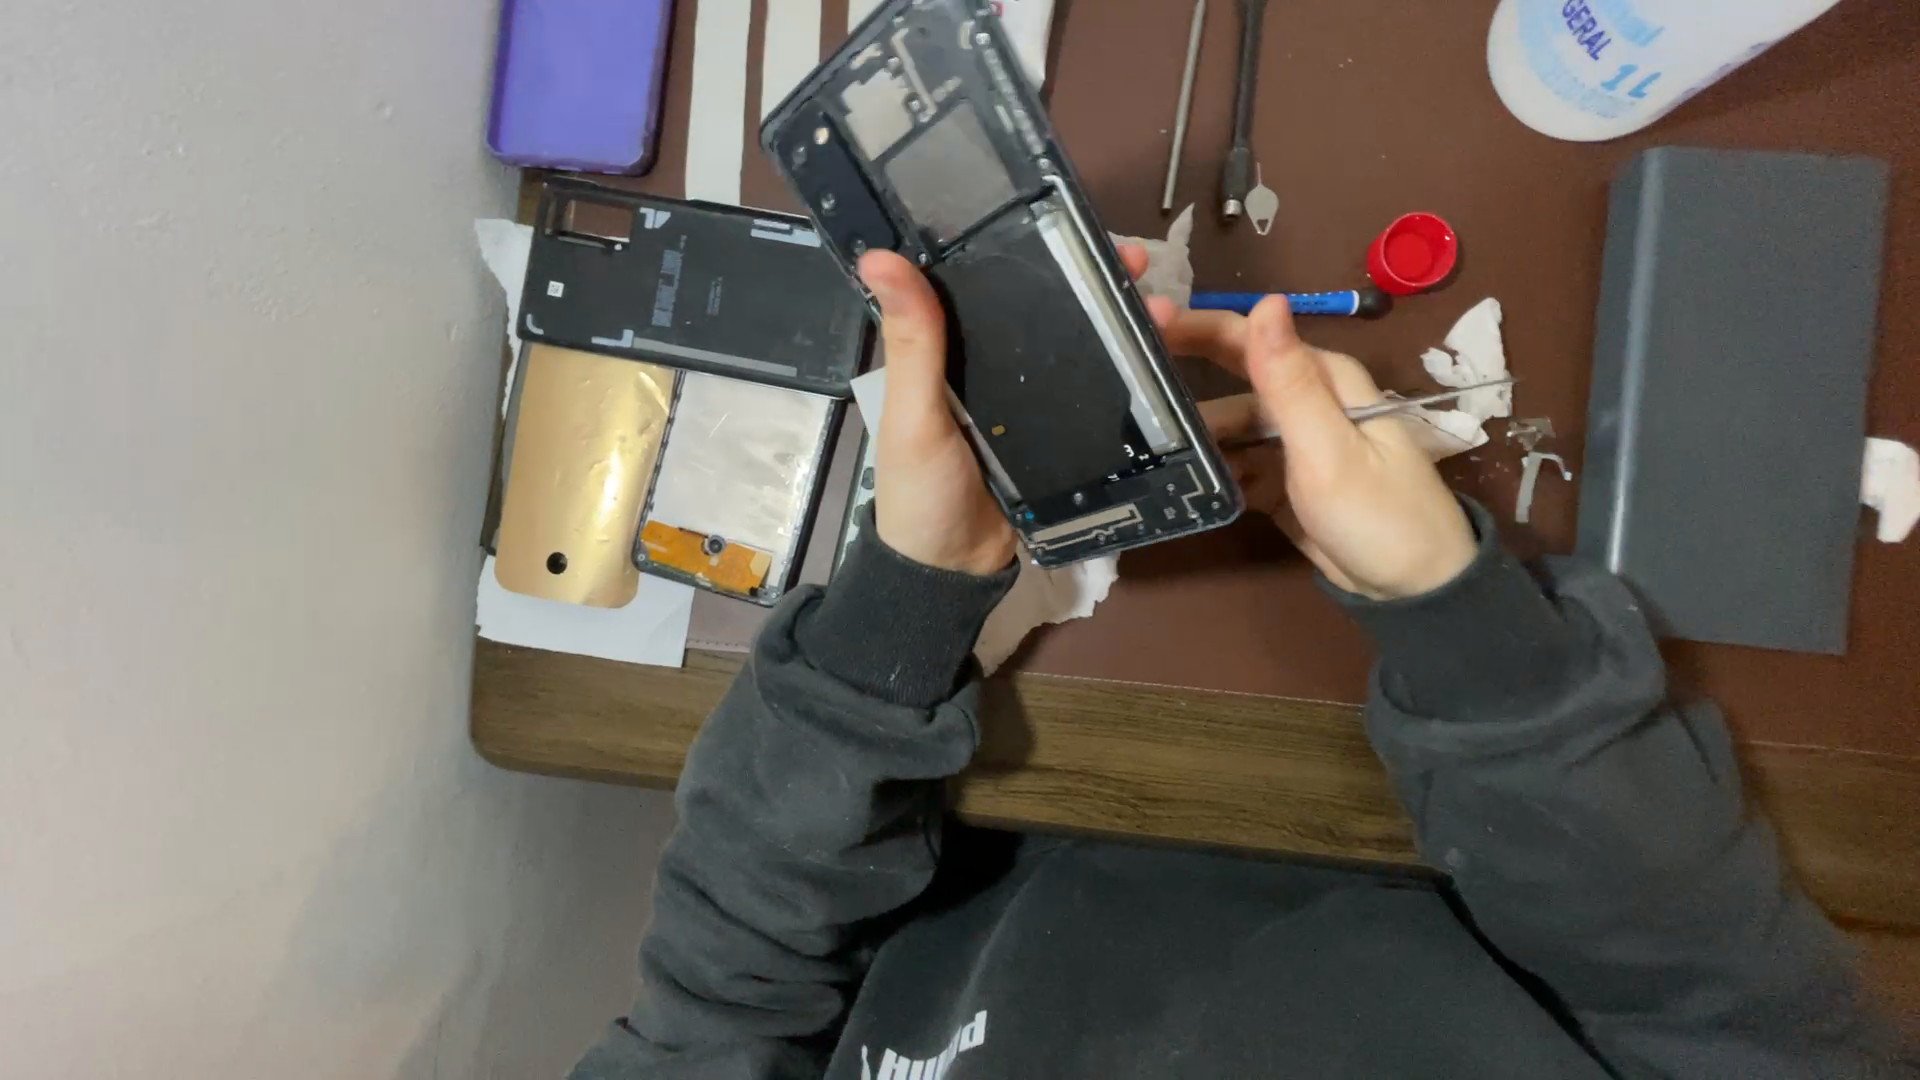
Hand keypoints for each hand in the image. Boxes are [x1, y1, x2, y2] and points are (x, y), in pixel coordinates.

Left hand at [857, 245, 1155, 577]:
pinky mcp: (1052, 435)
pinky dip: (1119, 376)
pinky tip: (1154, 357)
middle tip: (1135, 263)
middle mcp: (986, 367)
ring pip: (1072, 349)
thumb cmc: (921, 492)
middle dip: (1089, 282)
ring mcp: (1022, 403)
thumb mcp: (915, 416)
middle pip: (1041, 311)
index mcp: (945, 353)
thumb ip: (912, 344)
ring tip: (1161, 309)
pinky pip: (1087, 397)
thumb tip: (880, 257)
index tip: (1064, 222)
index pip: (984, 285)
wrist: (952, 570)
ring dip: (1115, 323)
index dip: (1021, 249)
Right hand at [1144, 295, 1475, 599]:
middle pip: (1227, 383)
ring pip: (1225, 429)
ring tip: (1136, 443)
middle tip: (1120, 387)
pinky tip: (1175, 476)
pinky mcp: (1279, 480)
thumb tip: (1264, 303)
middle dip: (1179, 381)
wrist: (1411, 589)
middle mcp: (1301, 403)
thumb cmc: (1379, 515)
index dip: (1192, 327)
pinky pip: (1233, 465)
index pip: (1245, 339)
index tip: (1139, 322)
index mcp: (1320, 380)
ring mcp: (1288, 444)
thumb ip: (1289, 383)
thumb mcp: (1329, 449)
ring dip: (1190, 435)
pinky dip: (1209, 469)